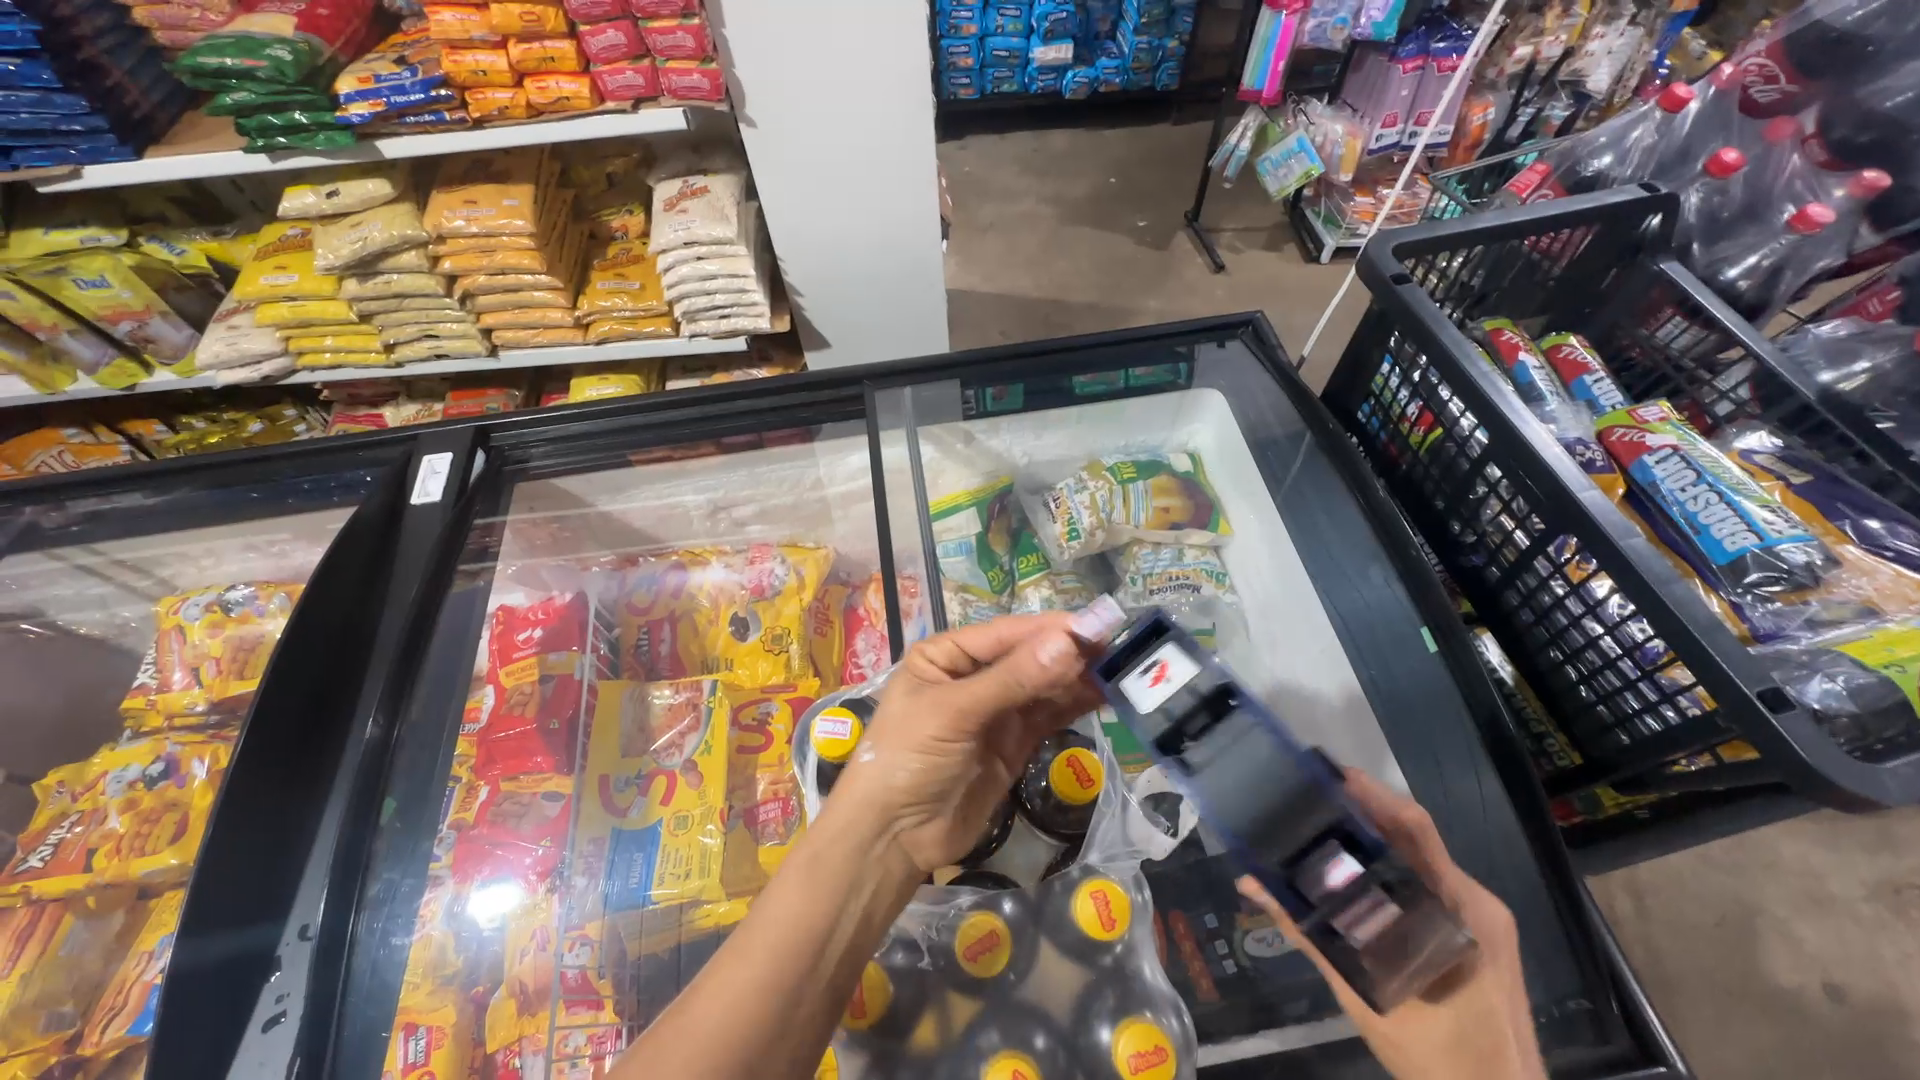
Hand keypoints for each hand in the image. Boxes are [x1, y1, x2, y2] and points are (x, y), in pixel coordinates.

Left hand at [829, 612, 1104, 872]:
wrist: (892, 837)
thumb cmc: (906, 760)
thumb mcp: (954, 713)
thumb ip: (1013, 680)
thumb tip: (1068, 644)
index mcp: (947, 655)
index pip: (1006, 634)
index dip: (1051, 630)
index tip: (1097, 628)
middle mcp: (973, 676)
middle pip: (1029, 657)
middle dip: (1070, 653)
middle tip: (1119, 649)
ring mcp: (995, 712)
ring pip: (1044, 686)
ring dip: (1078, 678)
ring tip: (1120, 670)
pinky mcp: (1013, 745)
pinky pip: (1048, 716)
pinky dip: (1074, 706)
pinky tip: (1103, 695)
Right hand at [1236, 769, 1546, 1079]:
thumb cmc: (1440, 1058)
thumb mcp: (1364, 995)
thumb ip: (1310, 935)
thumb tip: (1254, 884)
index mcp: (1462, 908)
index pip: (1414, 828)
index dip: (1370, 794)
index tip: (1324, 773)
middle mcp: (1476, 901)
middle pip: (1413, 840)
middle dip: (1359, 816)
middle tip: (1305, 802)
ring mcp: (1480, 919)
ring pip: (1418, 865)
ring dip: (1371, 846)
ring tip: (1317, 835)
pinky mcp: (1476, 937)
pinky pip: (1427, 889)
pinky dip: (1388, 876)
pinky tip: (1350, 884)